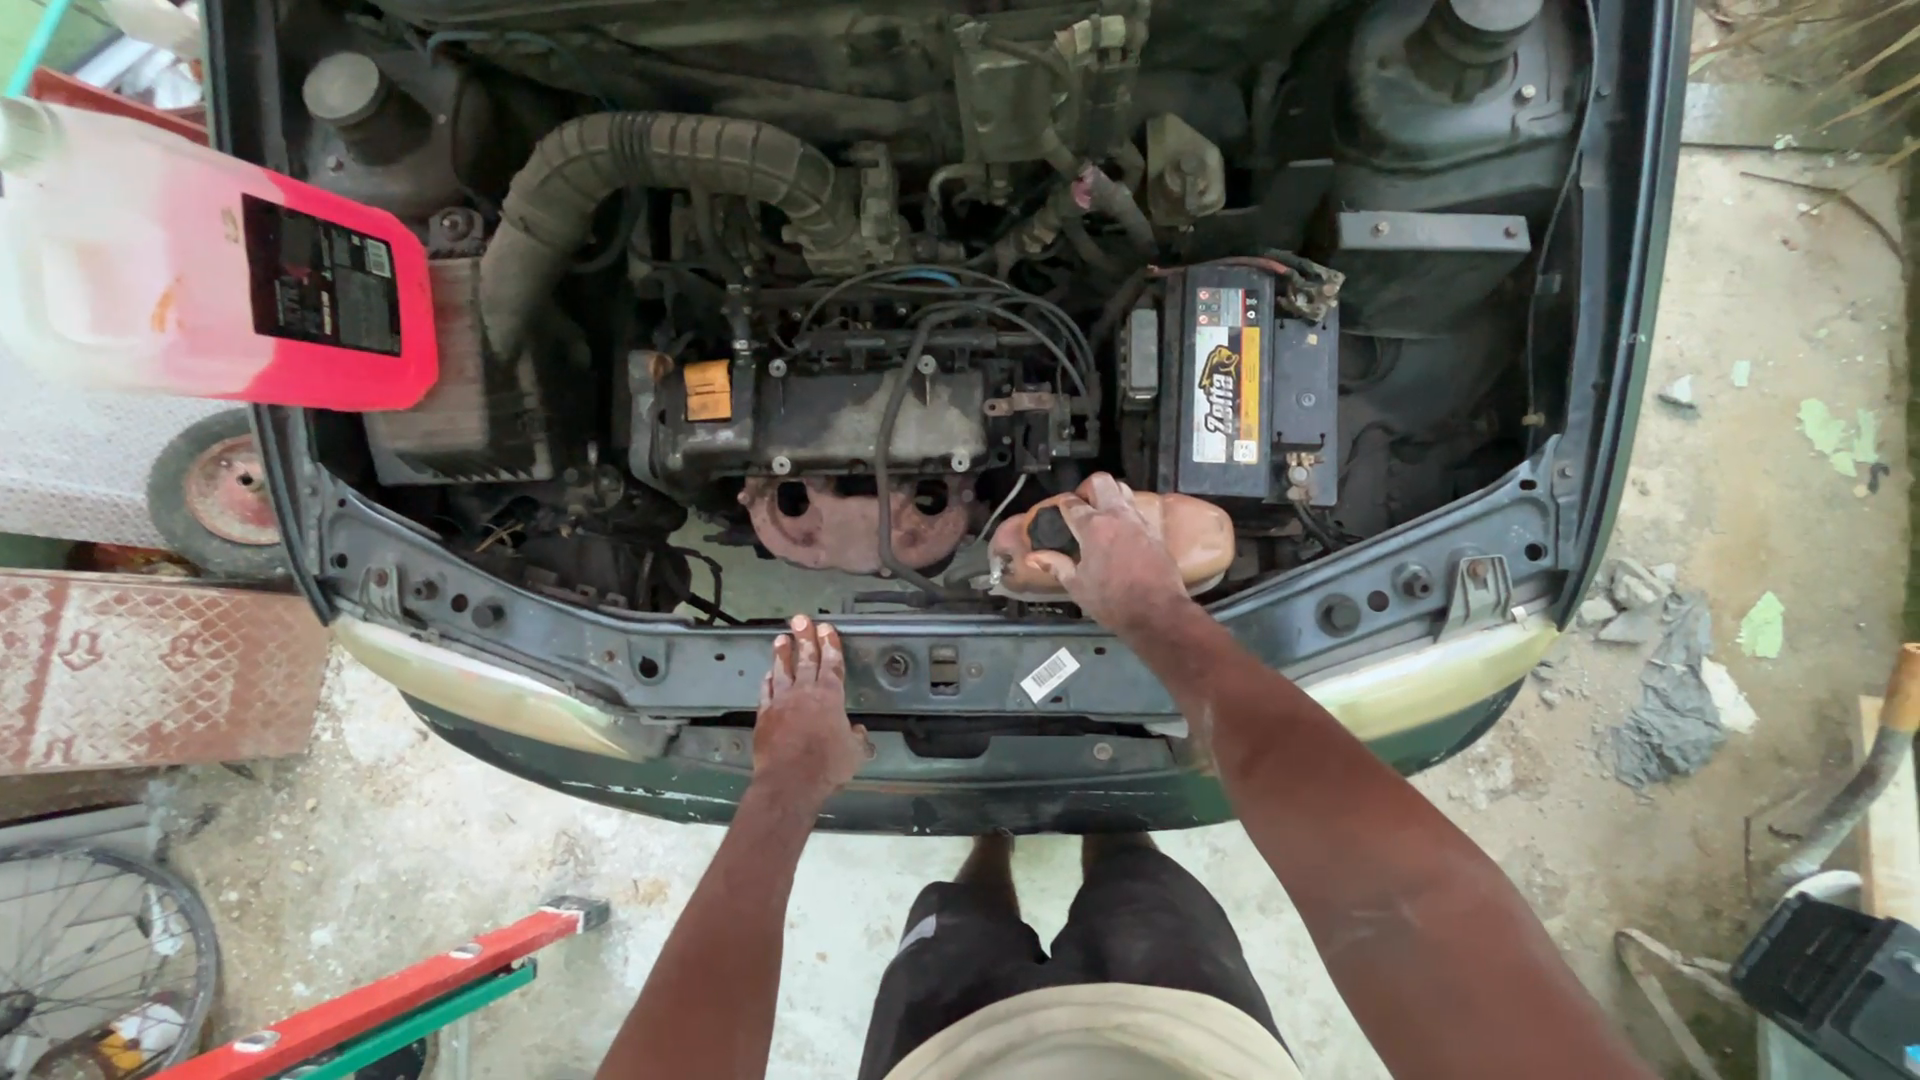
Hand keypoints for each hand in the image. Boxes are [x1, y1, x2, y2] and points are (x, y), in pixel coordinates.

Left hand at [753, 615, 870, 805]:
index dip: (830, 644)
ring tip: (781, 637)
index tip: (826, 627)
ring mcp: (781, 702)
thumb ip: (857, 739)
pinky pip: (766, 692)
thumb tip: (858, 732)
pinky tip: (767, 674)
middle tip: (800, 619)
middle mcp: (805, 692)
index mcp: (830, 696)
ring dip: (783, 653)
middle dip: (805, 637)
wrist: (789, 780)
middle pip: (806, 659)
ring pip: (782, 671)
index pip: (832, 664)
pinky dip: (768, 681)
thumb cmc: (827, 765)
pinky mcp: (764, 715)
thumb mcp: (854, 753)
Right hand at [1023, 473, 1194, 635]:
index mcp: (1093, 527)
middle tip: (1081, 505)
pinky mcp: (1154, 530)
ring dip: (1109, 495)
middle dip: (1087, 488)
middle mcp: (1116, 516)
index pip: (1072, 503)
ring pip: (1123, 489)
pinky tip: (1120, 531)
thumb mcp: (1077, 586)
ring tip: (1101, 515)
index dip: (1062, 504)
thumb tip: (1032, 557)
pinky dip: (1125, 512)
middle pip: (1101, 481)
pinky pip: (1137, 509)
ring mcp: (1138, 520)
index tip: (1058, 512)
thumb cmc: (1112, 600)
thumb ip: (1055, 565)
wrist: (1157, 611)